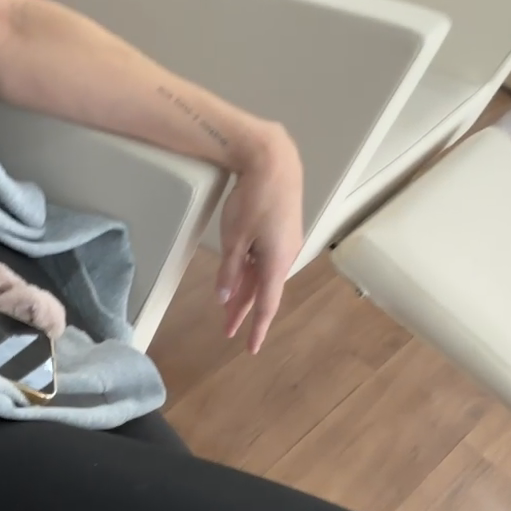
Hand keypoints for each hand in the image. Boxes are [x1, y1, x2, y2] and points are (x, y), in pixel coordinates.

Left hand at [216, 123, 304, 354]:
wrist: (273, 163)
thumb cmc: (254, 200)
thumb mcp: (234, 240)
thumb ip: (229, 272)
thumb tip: (226, 298)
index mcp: (276, 261)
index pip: (266, 304)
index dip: (257, 327)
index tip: (252, 347)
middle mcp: (284, 256)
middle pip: (260, 293)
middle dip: (243, 314)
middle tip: (226, 333)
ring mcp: (282, 245)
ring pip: (259, 278)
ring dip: (243, 297)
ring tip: (227, 317)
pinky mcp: (277, 235)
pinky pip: (260, 263)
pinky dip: (247, 277)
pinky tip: (235, 286)